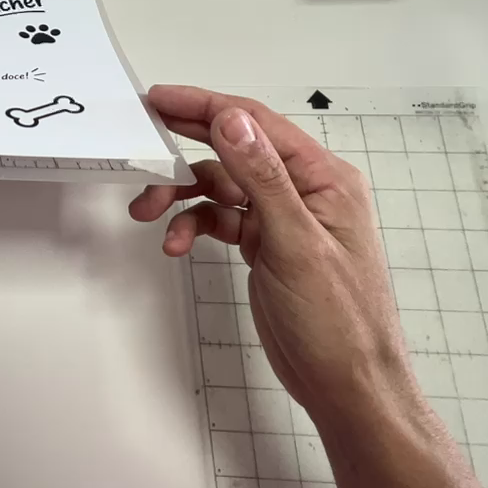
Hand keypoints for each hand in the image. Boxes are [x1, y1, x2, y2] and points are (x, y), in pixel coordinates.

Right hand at [128, 86, 414, 417]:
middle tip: (142, 132)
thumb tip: (231, 120)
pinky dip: (191, 224)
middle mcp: (300, 189)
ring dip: (179, 193)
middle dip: (183, 141)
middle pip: (232, 146)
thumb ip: (262, 177)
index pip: (255, 123)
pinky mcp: (261, 240)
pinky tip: (176, 243)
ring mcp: (279, 215)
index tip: (159, 99)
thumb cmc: (337, 321)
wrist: (346, 387)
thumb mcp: (295, 243)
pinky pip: (216, 217)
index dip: (204, 106)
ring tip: (148, 209)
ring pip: (216, 183)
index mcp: (321, 178)